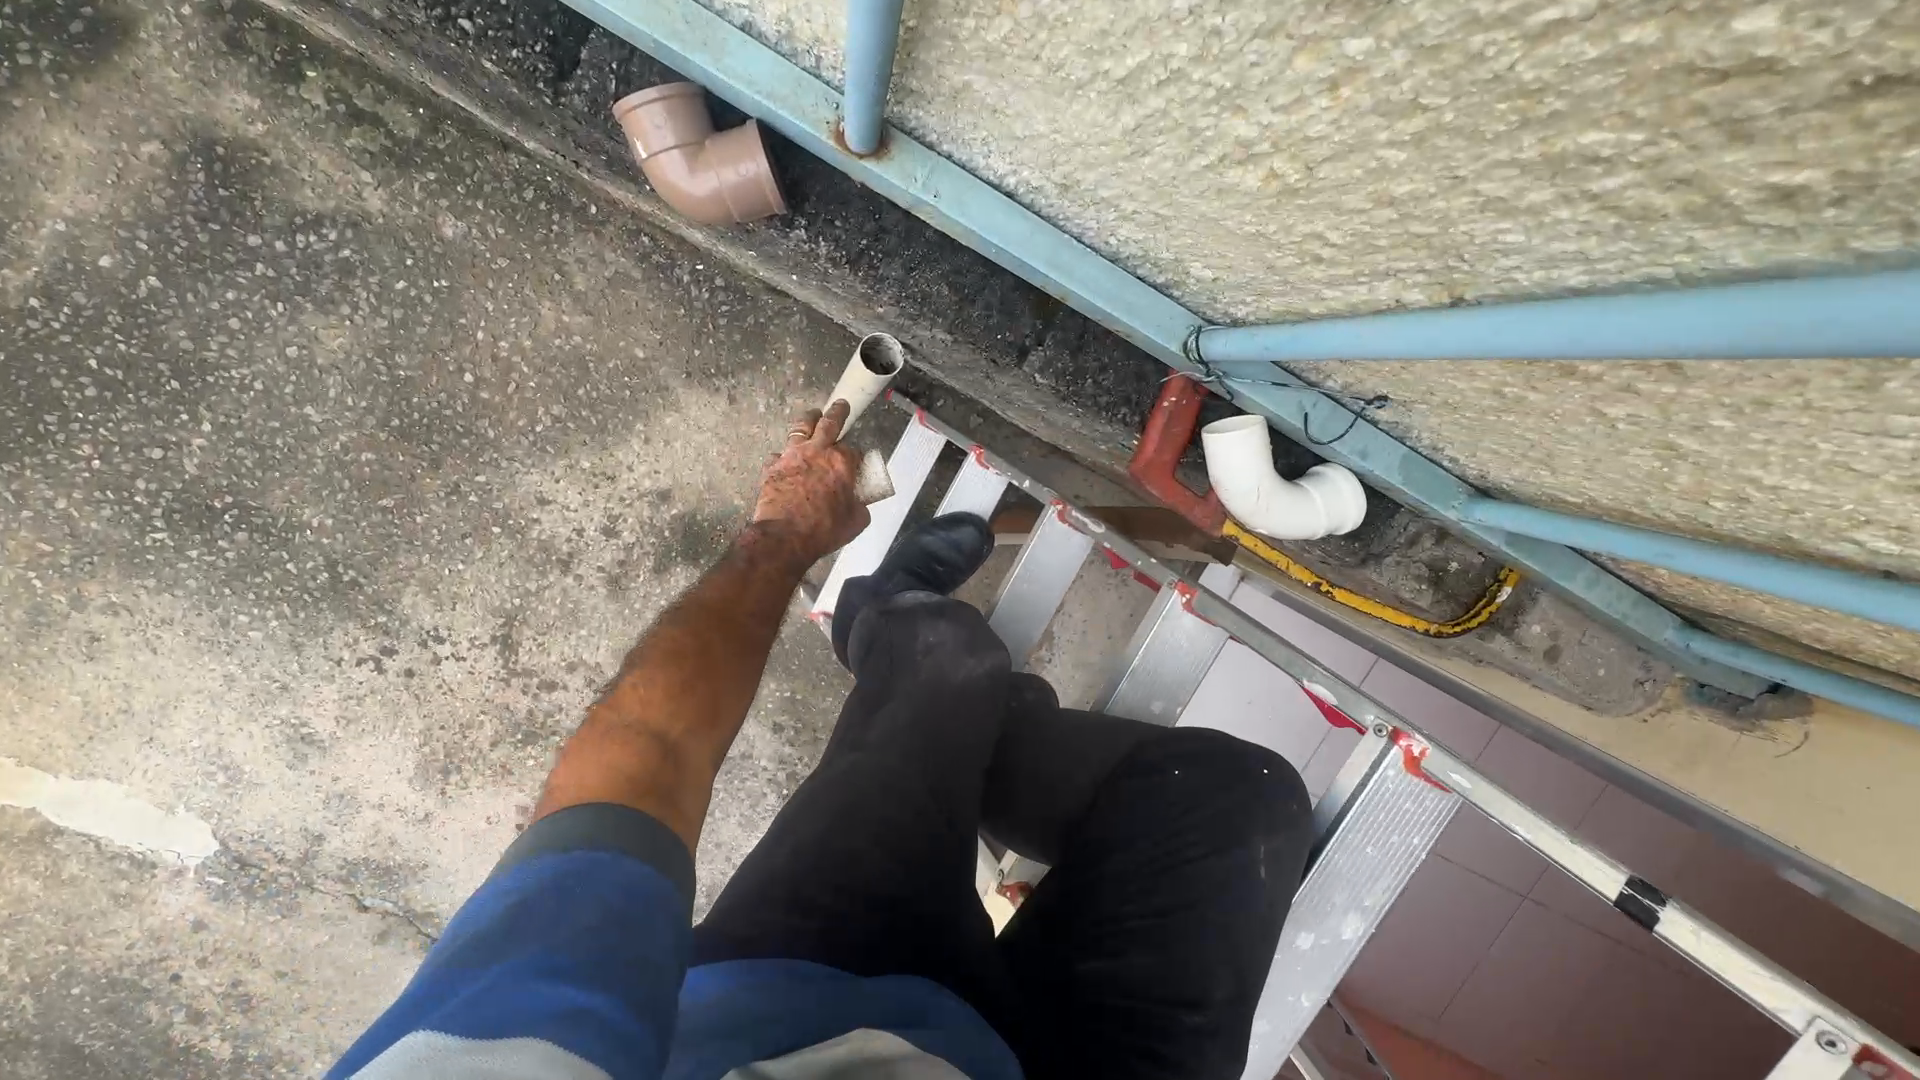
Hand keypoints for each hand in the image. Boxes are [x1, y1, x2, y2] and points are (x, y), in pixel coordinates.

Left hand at [749, 400, 869, 567]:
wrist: (785, 536)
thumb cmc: (824, 529)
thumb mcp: (856, 521)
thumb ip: (859, 506)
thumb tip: (858, 503)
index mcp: (842, 462)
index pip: (853, 449)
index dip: (856, 454)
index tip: (856, 460)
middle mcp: (817, 451)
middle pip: (829, 423)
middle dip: (837, 412)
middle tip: (840, 405)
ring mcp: (791, 456)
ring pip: (800, 428)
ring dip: (808, 420)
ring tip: (812, 416)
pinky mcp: (772, 466)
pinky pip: (778, 454)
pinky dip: (783, 455)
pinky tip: (784, 459)